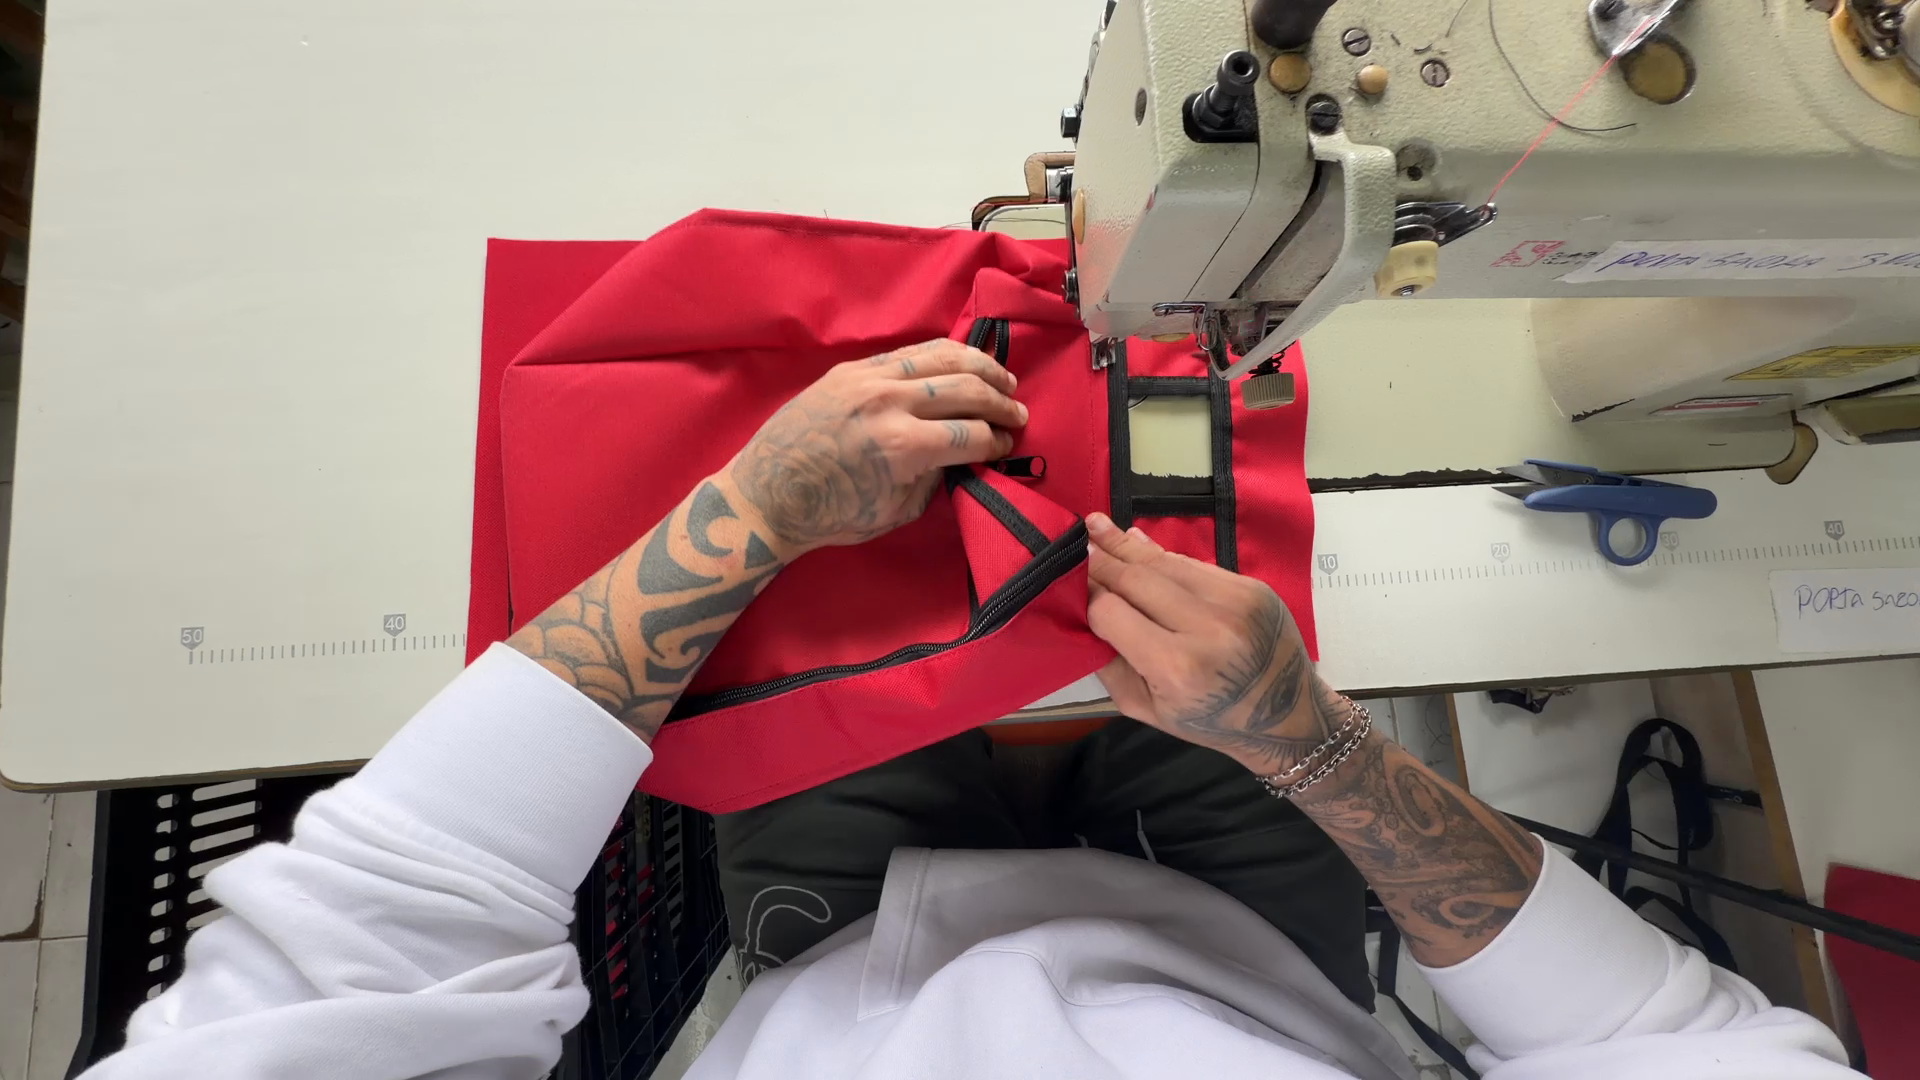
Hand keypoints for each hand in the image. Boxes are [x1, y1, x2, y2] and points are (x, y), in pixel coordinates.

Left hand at [729, 339, 1027, 555]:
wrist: (768, 494)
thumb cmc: (832, 515)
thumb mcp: (897, 510)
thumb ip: (935, 476)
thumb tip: (963, 452)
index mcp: (903, 447)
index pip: (972, 434)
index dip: (998, 441)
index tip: (1008, 445)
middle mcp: (890, 402)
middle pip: (966, 389)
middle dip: (1001, 403)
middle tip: (1018, 414)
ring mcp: (869, 378)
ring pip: (942, 356)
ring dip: (982, 367)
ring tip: (1003, 380)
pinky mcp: (853, 368)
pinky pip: (910, 352)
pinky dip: (944, 355)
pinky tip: (963, 362)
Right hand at [1085, 512, 1349, 776]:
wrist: (1288, 716)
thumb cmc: (1208, 720)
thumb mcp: (1144, 707)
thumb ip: (1108, 661)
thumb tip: (1081, 611)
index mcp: (1176, 667)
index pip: (1110, 611)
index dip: (1086, 595)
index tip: (1066, 583)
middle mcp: (1207, 627)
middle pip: (1135, 578)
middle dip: (1100, 560)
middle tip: (1070, 544)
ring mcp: (1233, 601)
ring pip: (1163, 562)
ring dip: (1124, 544)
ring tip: (1095, 525)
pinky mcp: (1250, 586)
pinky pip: (1191, 564)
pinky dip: (1161, 556)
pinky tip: (1135, 540)